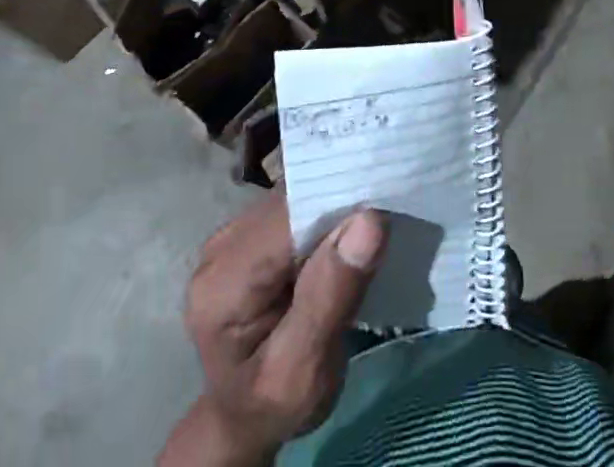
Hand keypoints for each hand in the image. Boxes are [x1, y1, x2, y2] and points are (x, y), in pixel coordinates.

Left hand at [162, 195, 383, 465]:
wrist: (246, 416)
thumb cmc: (274, 403)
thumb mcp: (304, 372)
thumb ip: (330, 296)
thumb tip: (370, 220)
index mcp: (224, 282)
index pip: (287, 220)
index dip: (336, 204)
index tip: (386, 205)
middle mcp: (221, 247)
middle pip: (290, 203)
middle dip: (340, 203)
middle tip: (392, 212)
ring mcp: (233, 236)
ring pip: (295, 198)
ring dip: (337, 205)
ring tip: (377, 221)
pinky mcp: (250, 234)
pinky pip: (294, 208)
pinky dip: (327, 214)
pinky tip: (351, 230)